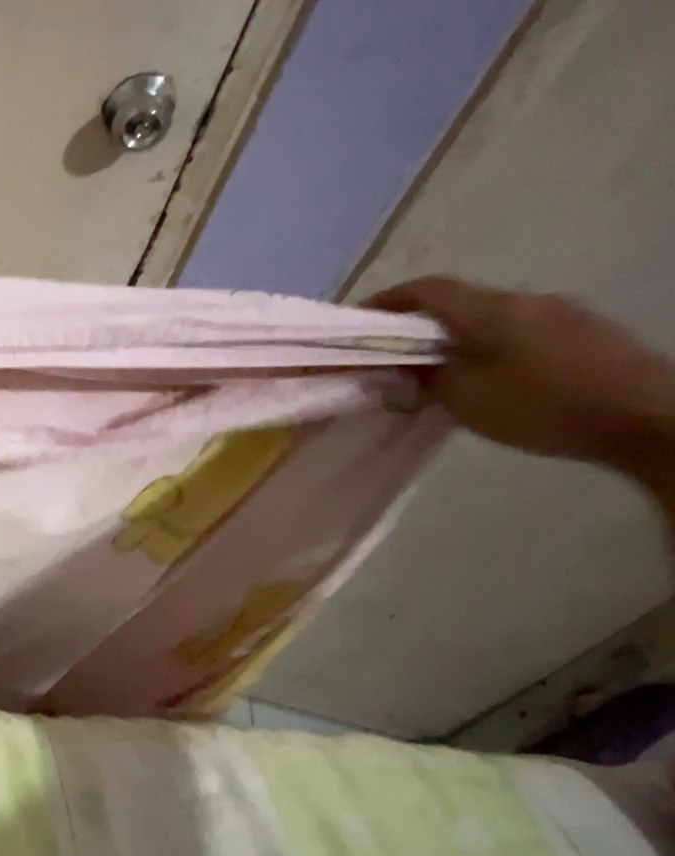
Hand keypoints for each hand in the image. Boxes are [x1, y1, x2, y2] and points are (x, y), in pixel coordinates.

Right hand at [369, 276, 674, 472]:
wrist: (647, 418)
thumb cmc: (542, 405)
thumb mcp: (464, 398)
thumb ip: (422, 379)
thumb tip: (393, 371)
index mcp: (491, 309)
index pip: (427, 289)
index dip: (387, 301)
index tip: (357, 321)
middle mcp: (527, 300)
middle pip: (459, 303)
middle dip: (419, 327)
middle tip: (393, 357)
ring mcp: (564, 314)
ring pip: (492, 319)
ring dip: (458, 340)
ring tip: (439, 374)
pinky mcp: (586, 335)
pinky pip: (522, 332)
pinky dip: (491, 348)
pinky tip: (491, 380)